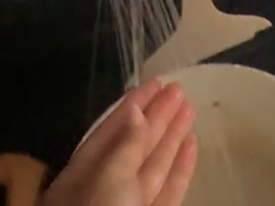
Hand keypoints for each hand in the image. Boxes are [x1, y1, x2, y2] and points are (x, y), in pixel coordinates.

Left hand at [43, 80, 198, 205]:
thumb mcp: (108, 180)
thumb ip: (125, 146)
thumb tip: (136, 111)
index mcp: (82, 177)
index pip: (109, 131)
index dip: (131, 106)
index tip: (155, 82)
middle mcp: (103, 191)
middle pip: (133, 146)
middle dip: (155, 117)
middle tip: (179, 90)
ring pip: (152, 167)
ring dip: (171, 138)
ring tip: (190, 110)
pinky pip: (166, 192)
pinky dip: (179, 169)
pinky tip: (192, 146)